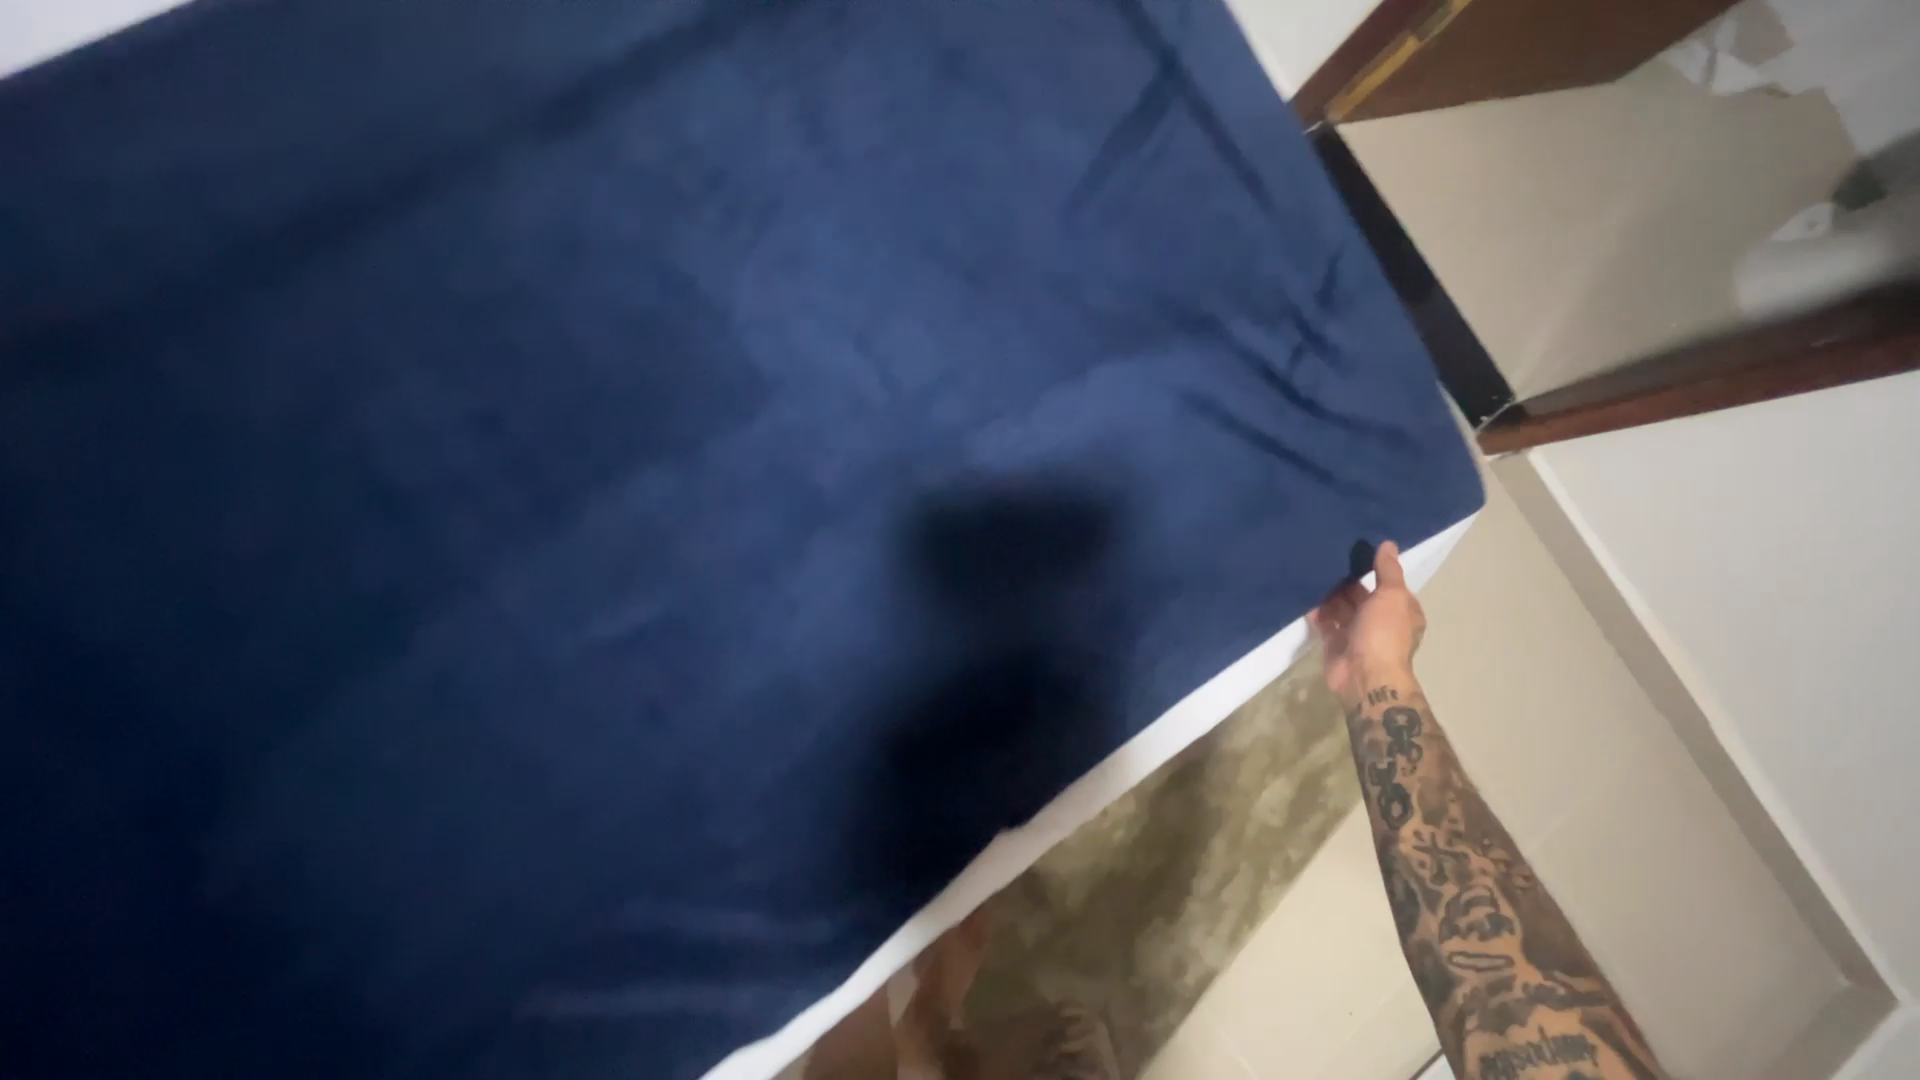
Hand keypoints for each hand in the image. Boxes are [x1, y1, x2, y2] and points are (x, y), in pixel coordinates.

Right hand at [1309, 541, 1424, 709]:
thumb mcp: (1391, 596)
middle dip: (1346, 581)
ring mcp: (1357, 633)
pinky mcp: (1336, 643)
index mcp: (1401, 611)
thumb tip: (1388, 544)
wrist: (1364, 675)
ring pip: (1342, 608)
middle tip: (1325, 559)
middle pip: (1362, 595)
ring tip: (1311, 574)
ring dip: (1329, 595)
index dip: (1374, 569)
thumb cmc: (1384, 633)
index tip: (1354, 550)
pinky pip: (1325, 623)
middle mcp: (1381, 621)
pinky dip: (1317, 612)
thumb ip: (1388, 570)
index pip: (1388, 584)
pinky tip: (1305, 597)